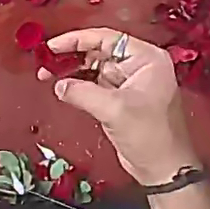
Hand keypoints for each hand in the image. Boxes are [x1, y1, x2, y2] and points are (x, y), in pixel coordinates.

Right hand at [42, 29, 198, 185]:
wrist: (163, 169)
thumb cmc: (151, 136)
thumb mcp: (114, 110)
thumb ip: (83, 93)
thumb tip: (59, 85)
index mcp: (147, 59)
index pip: (107, 38)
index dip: (77, 40)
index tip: (52, 46)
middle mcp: (140, 65)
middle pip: (99, 51)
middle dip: (72, 56)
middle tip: (45, 63)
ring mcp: (130, 82)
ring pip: (95, 67)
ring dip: (72, 71)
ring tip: (47, 75)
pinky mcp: (121, 98)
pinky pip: (95, 84)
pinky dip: (79, 85)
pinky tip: (62, 88)